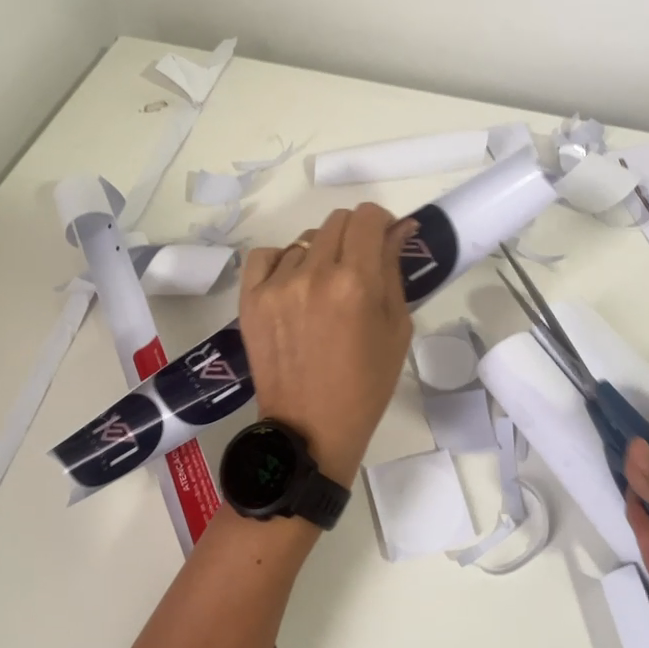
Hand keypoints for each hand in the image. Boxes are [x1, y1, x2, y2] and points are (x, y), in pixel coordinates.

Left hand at [239, 205, 416, 481]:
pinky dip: (282, 262)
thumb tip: (399, 228)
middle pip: (336, 222)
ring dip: (320, 254)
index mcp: (356, 282)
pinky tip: (293, 285)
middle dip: (354, 235)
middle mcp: (314, 274)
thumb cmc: (366, 385)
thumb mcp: (396, 328)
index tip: (385, 237)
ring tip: (324, 290)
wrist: (310, 429)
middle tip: (359, 266)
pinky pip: (266, 256)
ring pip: (304, 241)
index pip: (368, 218)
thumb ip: (393, 271)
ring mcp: (277, 285)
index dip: (382, 221)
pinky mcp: (250, 299)